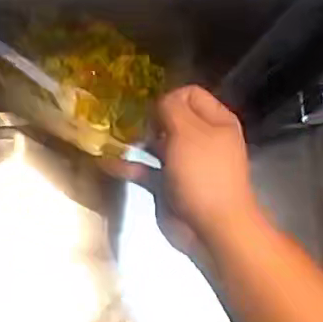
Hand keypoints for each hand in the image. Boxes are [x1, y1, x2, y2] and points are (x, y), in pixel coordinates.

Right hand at [110, 86, 262, 250]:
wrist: (213, 227)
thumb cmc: (203, 174)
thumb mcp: (187, 132)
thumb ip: (170, 108)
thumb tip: (158, 103)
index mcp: (216, 121)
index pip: (190, 94)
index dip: (169, 97)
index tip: (150, 111)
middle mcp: (202, 139)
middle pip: (172, 118)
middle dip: (150, 119)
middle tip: (132, 125)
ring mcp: (185, 164)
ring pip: (157, 145)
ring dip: (137, 142)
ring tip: (115, 138)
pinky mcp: (169, 186)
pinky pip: (147, 171)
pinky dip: (129, 167)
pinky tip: (107, 163)